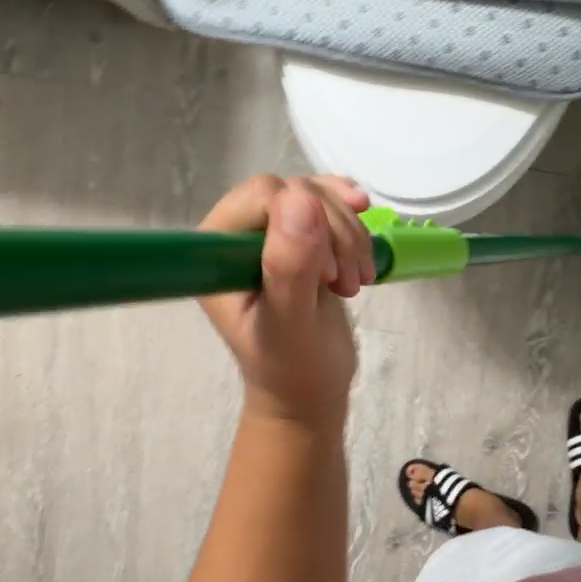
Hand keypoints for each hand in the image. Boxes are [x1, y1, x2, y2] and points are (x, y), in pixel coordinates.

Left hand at [197, 174, 373, 430]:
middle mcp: (236, 235)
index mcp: (215, 251)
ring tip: (357, 280)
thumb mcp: (291, 324)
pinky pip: (326, 205)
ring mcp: (269, 235)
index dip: (306, 222)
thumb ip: (289, 267)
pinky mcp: (299, 239)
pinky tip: (365, 225)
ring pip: (316, 197)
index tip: (329, 274)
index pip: (263, 196)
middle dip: (334, 230)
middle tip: (349, 282)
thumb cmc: (294, 369)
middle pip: (293, 192)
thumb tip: (301, 200)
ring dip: (349, 233)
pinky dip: (351, 219)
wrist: (311, 390)